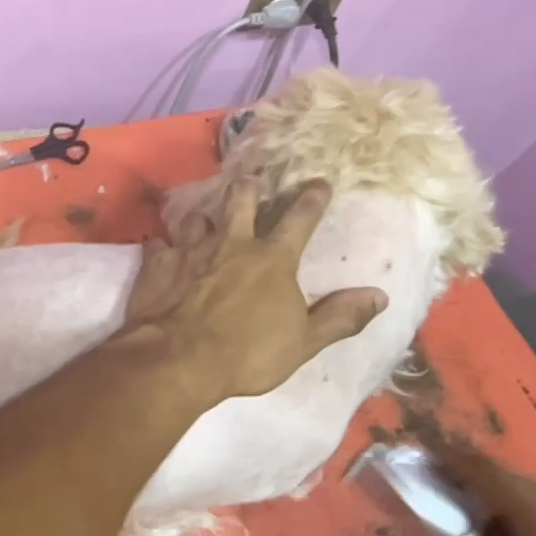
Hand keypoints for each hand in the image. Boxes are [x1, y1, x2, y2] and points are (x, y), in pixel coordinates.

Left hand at [124, 179, 387, 401]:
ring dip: (203, 218)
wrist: (177, 357)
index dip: (311, 200)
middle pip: (241, 201)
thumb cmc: (247, 353)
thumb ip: (339, 316)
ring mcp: (189, 250)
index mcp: (272, 259)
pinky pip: (160, 245)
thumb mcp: (303, 342)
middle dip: (249, 187)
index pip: (299, 219)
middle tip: (251, 179)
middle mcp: (231, 244)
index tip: (319, 183)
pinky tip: (162, 251)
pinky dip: (164, 247)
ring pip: (197, 218)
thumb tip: (379, 295)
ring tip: (204, 219)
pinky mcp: (156, 263)